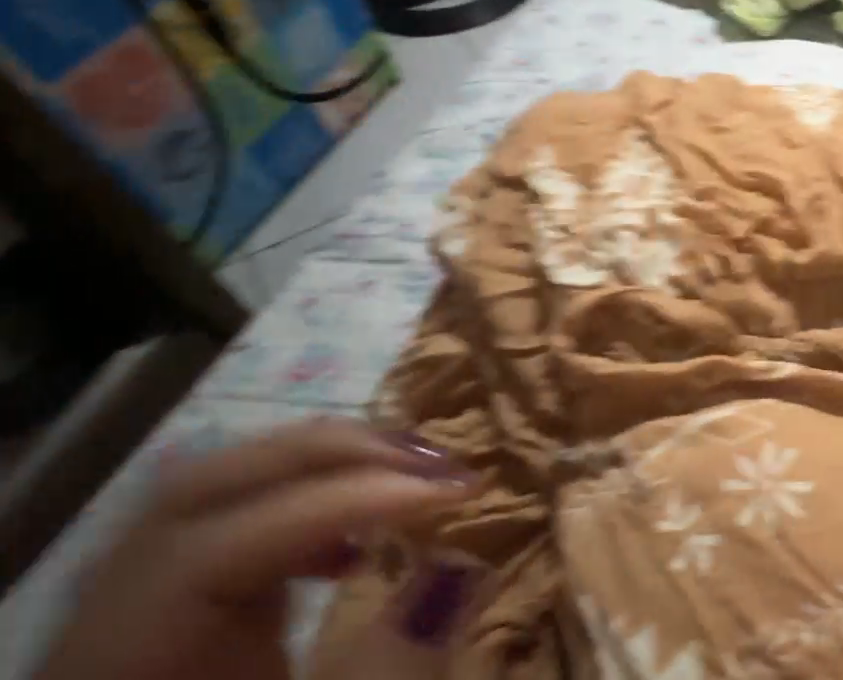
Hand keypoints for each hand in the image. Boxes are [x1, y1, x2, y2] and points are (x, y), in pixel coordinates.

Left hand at [34, 419, 478, 679]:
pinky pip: (231, 521)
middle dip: (336, 455)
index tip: (457, 491)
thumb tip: (465, 565)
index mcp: (120, 668)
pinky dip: (310, 504)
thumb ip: (390, 669)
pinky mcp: (171, 611)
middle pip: (206, 488)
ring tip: (419, 479)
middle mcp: (105, 622)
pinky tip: (363, 541)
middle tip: (442, 461)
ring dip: (329, 467)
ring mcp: (131, 609)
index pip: (218, 545)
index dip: (344, 500)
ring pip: (218, 489)